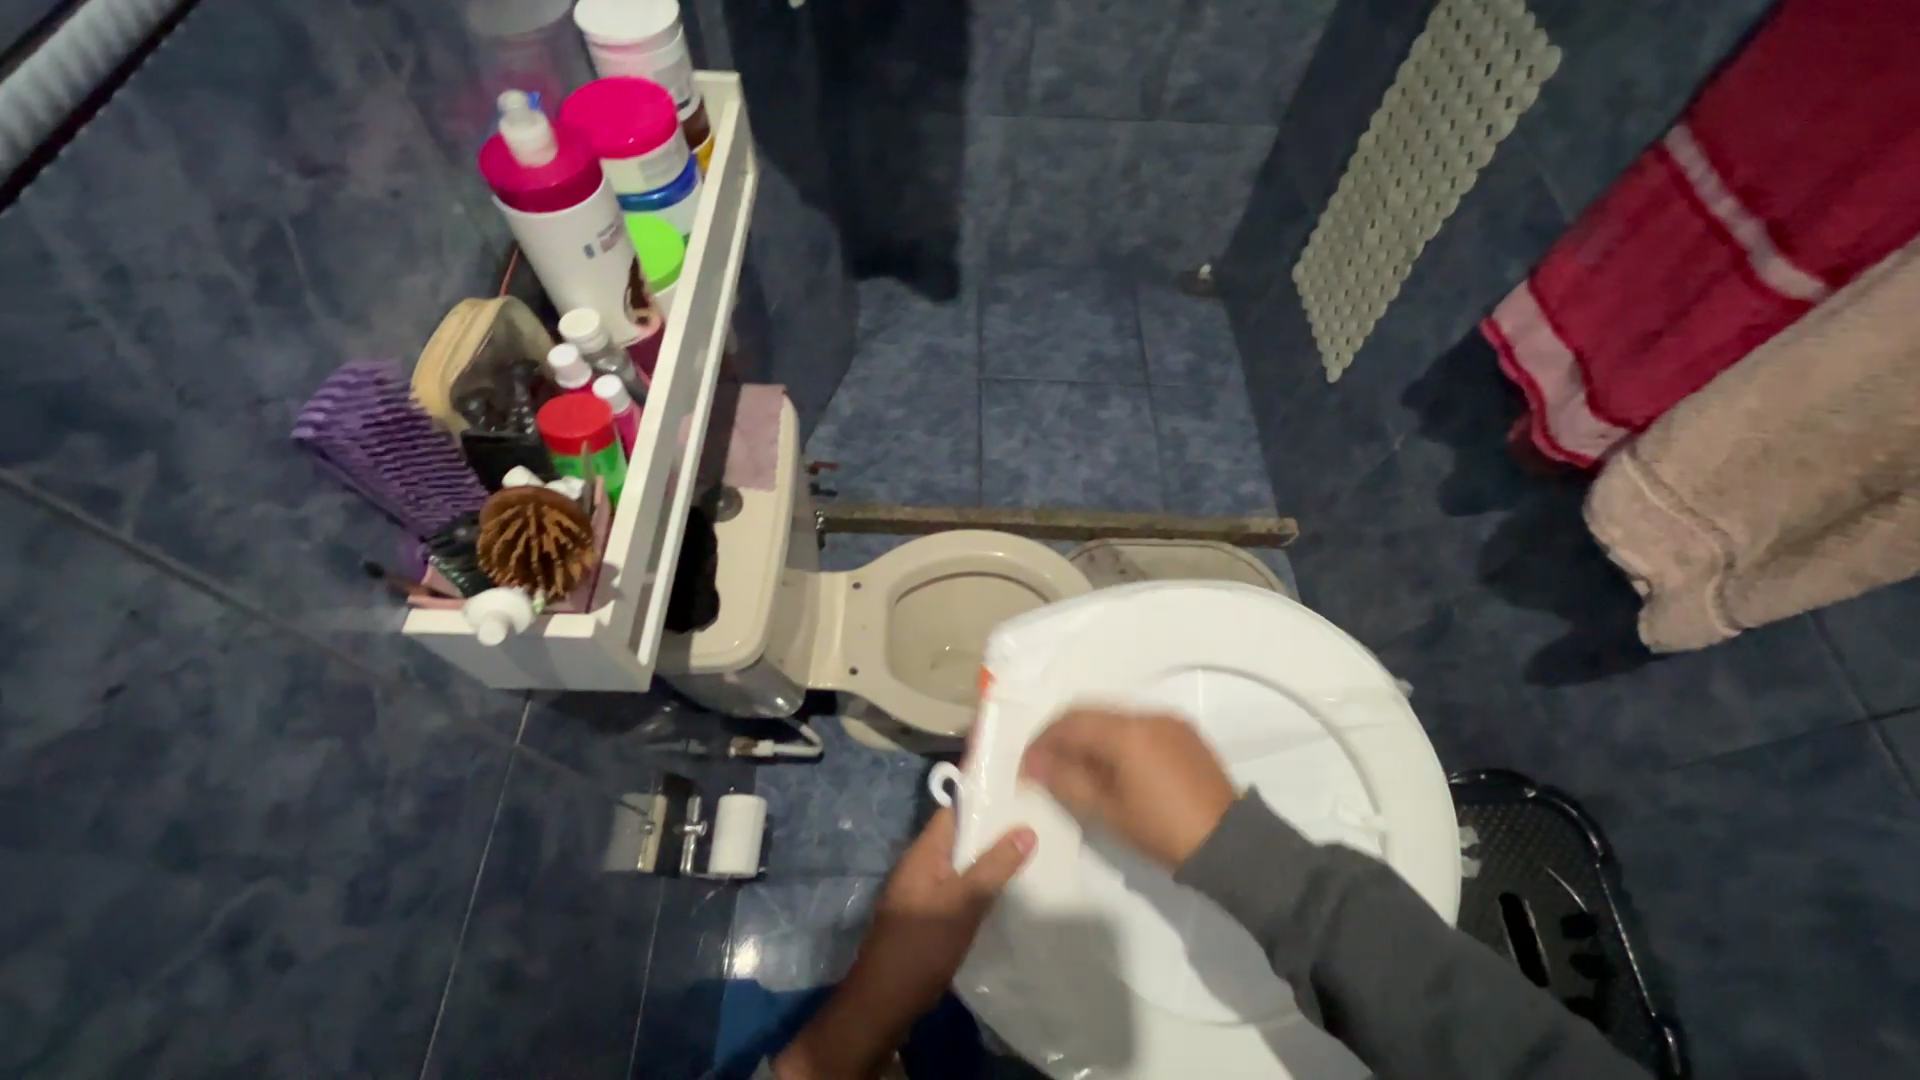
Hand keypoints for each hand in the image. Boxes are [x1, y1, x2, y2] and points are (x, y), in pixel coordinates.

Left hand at [847, 807, 1034, 1012]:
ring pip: (961, 864)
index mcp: (924, 852)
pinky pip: (959, 888)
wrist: (882, 1004)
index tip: (1018, 788)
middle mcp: (921, 865)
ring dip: (989, 858)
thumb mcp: (963, 904)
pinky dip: (981, 884)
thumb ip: (994, 867)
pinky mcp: (928, 917)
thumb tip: (1027, 829)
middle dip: (993, 828)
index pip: (954, 809)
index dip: (983, 796)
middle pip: (960, 836)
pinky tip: (1006, 893)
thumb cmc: (921, 946)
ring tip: (1031, 852)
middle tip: (1036, 820)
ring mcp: (922, 892)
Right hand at [1021, 706, 1237, 869]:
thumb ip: (1066, 781)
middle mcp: (1148, 715)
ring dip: (1090, 738)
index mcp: (1126, 732)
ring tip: (1078, 772)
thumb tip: (1034, 763)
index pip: (1070, 722)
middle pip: (1091, 714)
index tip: (1027, 769)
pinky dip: (1117, 742)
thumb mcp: (1107, 812)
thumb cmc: (1163, 830)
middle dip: (1063, 737)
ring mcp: (1170, 723)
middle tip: (1046, 768)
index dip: (1042, 742)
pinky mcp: (1186, 735)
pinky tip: (1113, 770)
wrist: (1233, 845)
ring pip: (1115, 719)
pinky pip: (1139, 728)